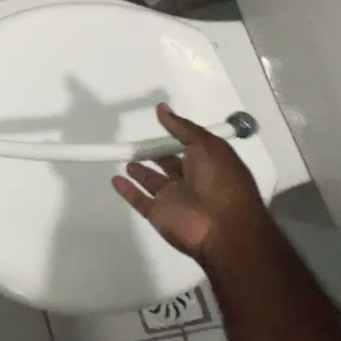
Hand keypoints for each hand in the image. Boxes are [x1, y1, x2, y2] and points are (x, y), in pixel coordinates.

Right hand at [113, 104, 268, 262]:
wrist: (224, 231)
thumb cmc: (221, 184)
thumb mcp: (208, 147)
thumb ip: (183, 128)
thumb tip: (162, 109)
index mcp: (209, 167)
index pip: (189, 149)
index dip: (176, 138)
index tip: (158, 124)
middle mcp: (192, 182)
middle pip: (169, 165)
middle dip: (155, 154)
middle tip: (138, 143)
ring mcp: (175, 200)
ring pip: (153, 182)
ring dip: (141, 172)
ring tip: (126, 159)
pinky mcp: (159, 214)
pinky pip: (139, 200)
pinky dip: (127, 190)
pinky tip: (115, 180)